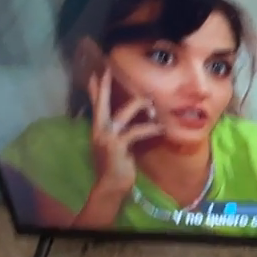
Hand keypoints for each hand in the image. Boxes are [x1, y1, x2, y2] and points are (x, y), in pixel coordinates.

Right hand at [87, 69, 161, 197]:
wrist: (111, 186)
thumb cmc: (116, 166)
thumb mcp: (116, 145)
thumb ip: (120, 131)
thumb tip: (130, 120)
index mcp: (98, 128)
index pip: (95, 104)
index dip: (95, 88)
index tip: (95, 72)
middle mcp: (99, 130)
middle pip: (101, 102)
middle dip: (104, 86)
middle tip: (107, 69)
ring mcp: (107, 137)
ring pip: (123, 113)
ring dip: (139, 105)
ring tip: (152, 103)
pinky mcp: (118, 145)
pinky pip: (137, 131)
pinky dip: (150, 128)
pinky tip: (161, 127)